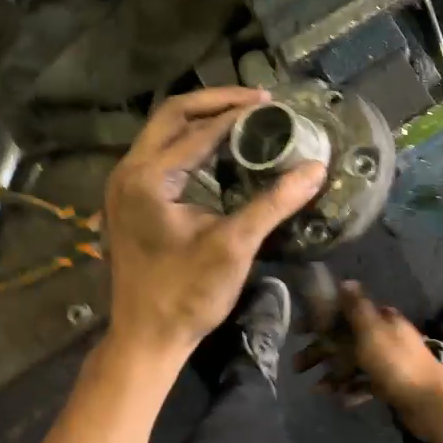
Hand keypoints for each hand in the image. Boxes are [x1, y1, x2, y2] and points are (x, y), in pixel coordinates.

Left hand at [102, 88, 325, 357]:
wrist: (145, 341)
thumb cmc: (185, 294)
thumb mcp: (234, 246)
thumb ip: (274, 202)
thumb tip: (316, 168)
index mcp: (148, 178)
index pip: (198, 129)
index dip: (238, 113)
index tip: (274, 105)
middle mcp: (129, 172)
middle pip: (172, 115)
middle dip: (216, 102)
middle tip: (259, 100)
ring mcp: (125, 186)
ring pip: (164, 131)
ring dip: (203, 118)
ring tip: (246, 116)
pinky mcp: (131, 200)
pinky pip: (161, 152)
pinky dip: (192, 141)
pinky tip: (222, 148)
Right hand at [298, 281, 442, 436]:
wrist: (429, 402)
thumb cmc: (397, 363)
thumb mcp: (372, 332)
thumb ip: (357, 308)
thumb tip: (346, 280)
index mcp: (381, 319)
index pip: (346, 312)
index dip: (322, 319)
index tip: (299, 330)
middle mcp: (384, 335)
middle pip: (346, 339)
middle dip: (321, 350)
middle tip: (296, 367)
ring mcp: (387, 361)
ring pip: (353, 362)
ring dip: (333, 373)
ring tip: (315, 389)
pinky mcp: (390, 384)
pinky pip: (364, 383)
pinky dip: (350, 389)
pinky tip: (338, 400)